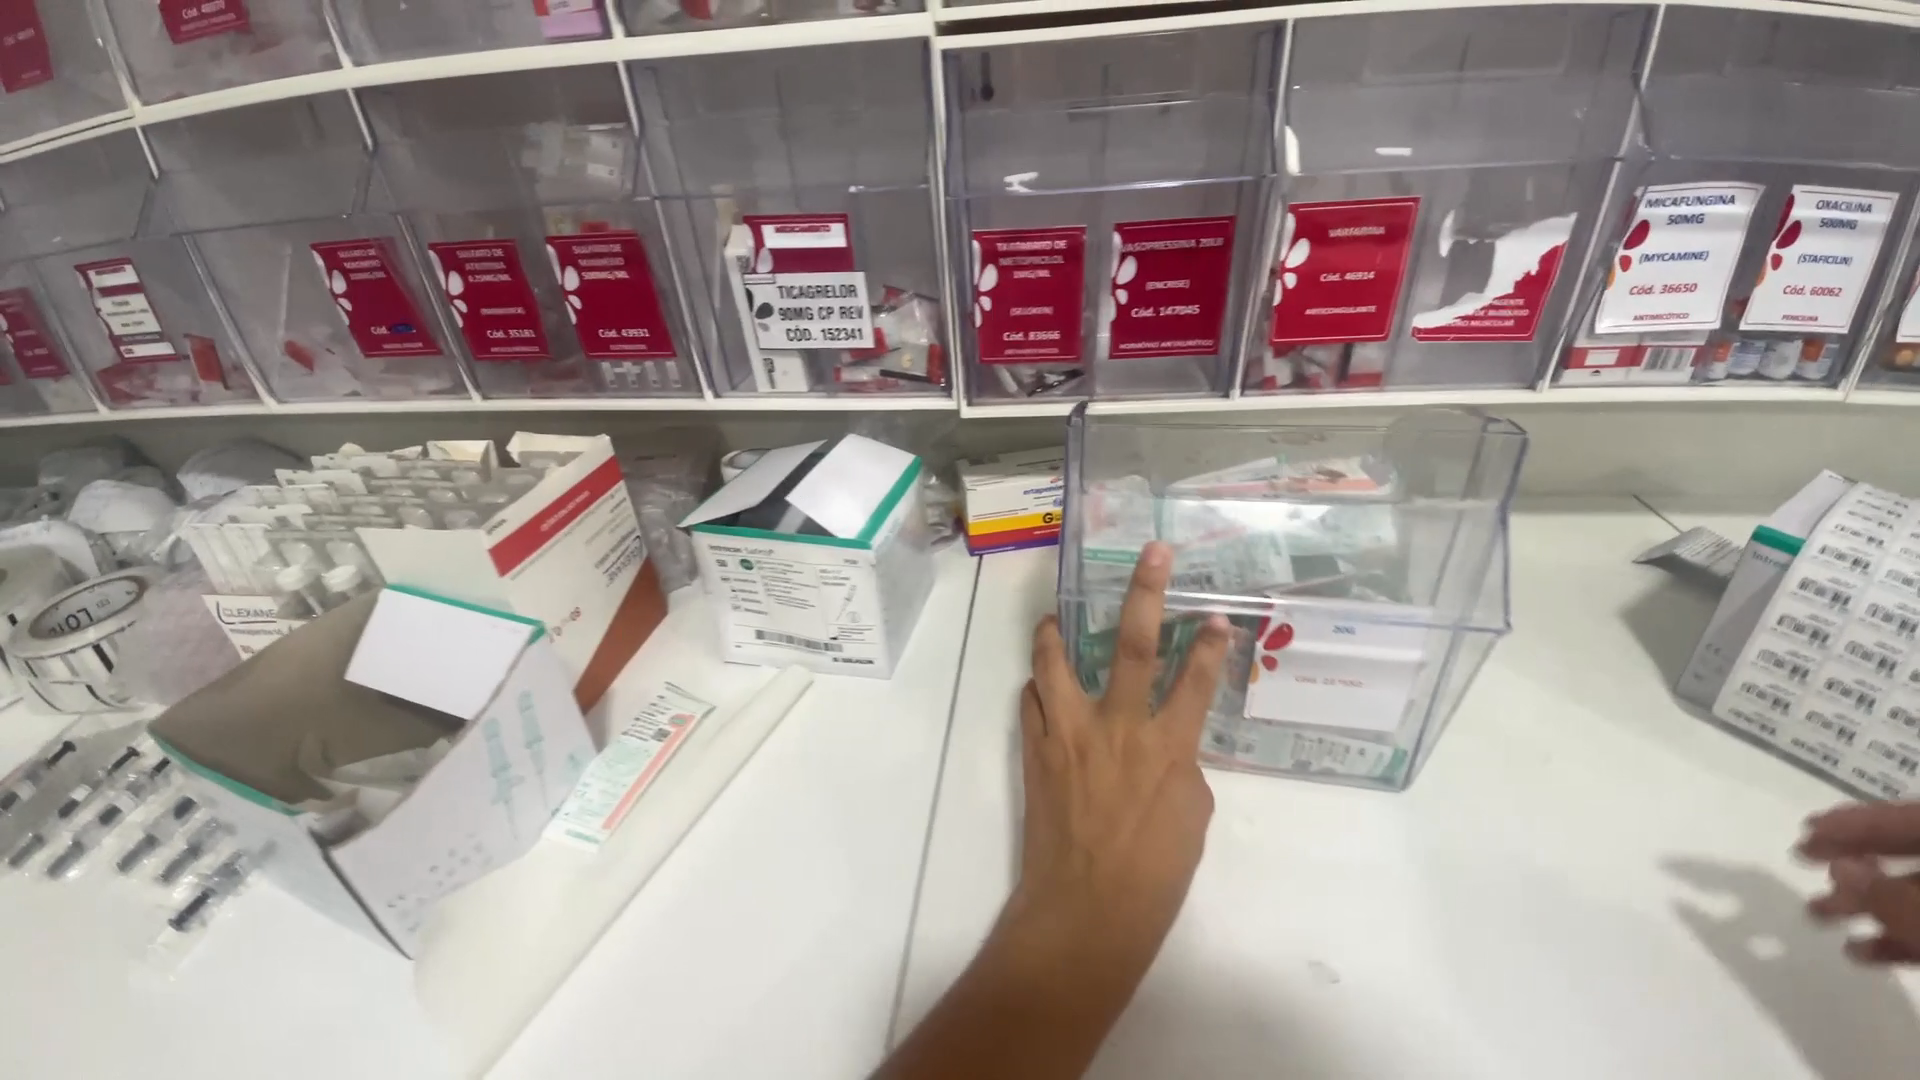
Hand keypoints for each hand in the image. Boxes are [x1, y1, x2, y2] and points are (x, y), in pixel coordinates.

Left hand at [1015, 540, 1231, 951]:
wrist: (1085, 910)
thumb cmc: (1153, 875)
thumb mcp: (1191, 819)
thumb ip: (1179, 766)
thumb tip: (1163, 744)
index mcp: (1168, 747)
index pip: (1196, 679)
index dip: (1209, 644)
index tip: (1215, 615)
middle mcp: (1118, 726)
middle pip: (1134, 645)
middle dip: (1146, 592)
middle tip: (1153, 553)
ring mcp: (1068, 733)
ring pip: (1057, 663)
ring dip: (1054, 634)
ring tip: (1053, 618)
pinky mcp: (1035, 749)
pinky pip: (1031, 702)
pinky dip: (1038, 689)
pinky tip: (1042, 688)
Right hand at [1800, 801, 1919, 962]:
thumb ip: (1887, 893)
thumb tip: (1838, 866)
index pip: (1907, 820)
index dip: (1854, 822)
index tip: (1803, 827)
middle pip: (1910, 855)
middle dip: (1856, 860)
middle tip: (1801, 860)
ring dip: (1867, 904)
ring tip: (1817, 914)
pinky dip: (1899, 938)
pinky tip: (1858, 950)